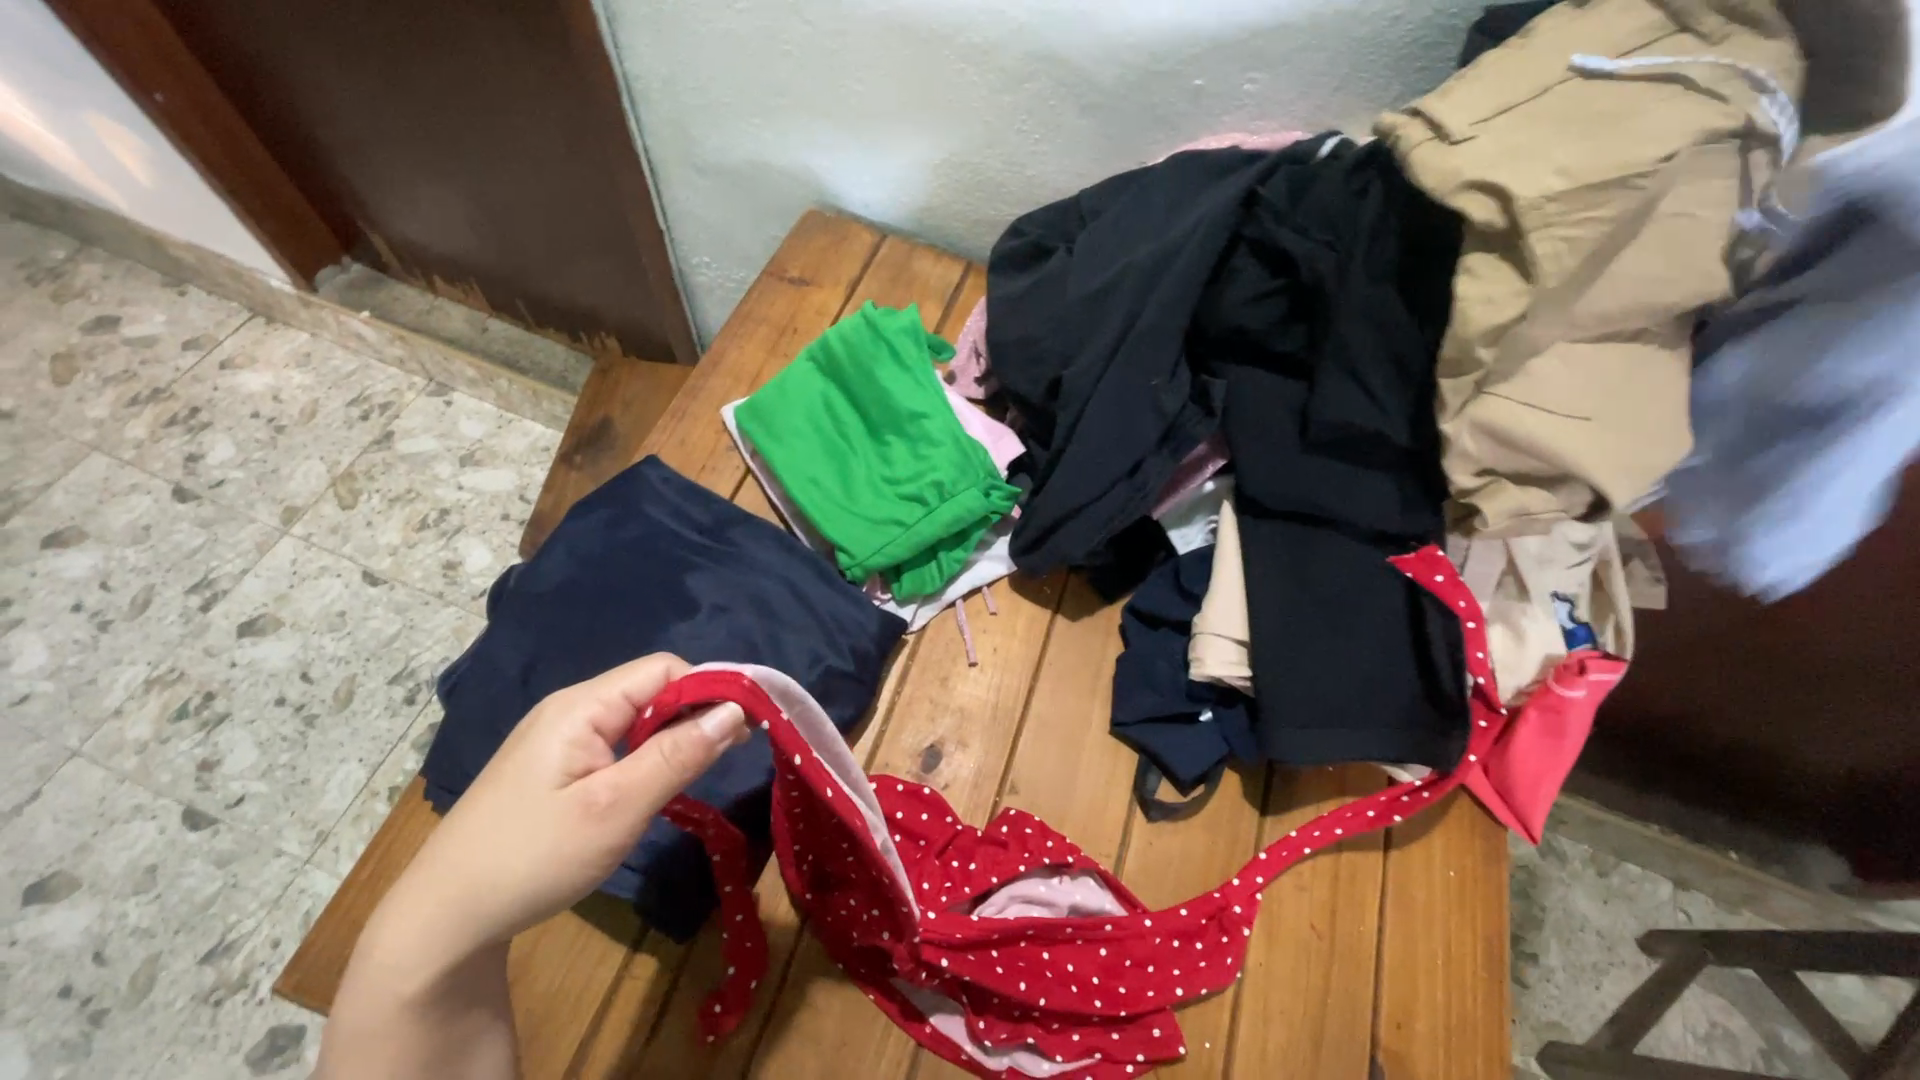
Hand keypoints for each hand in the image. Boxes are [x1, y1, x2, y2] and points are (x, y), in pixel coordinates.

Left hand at [370, 653, 748, 971]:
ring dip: (672, 739)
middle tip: (729, 756)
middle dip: (695, 714)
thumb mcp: (616, 808)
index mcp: (580, 707)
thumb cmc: (533, 858)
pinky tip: (654, 789)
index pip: (663, 669)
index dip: (708, 689)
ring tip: (697, 775)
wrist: (444, 919)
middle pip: (650, 690)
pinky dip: (647, 758)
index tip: (744, 728)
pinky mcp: (554, 768)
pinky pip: (616, 744)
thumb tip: (735, 711)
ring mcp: (558, 740)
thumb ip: (677, 756)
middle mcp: (569, 710)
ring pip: (636, 719)